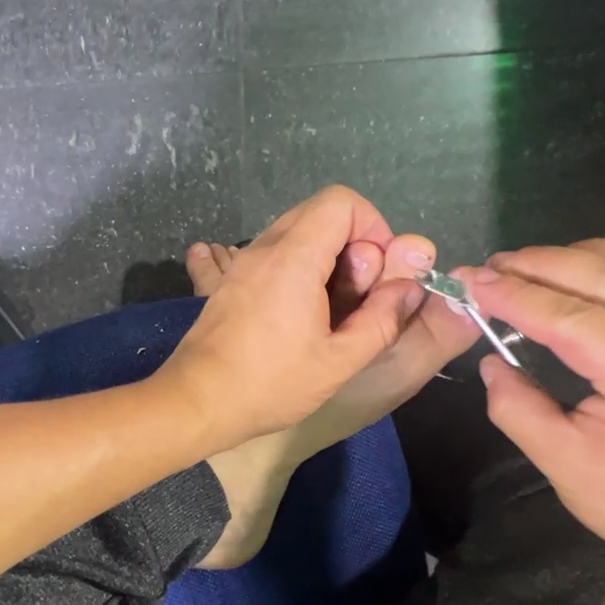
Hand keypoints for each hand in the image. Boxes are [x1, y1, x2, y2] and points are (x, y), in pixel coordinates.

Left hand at [187, 231, 478, 566]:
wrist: (195, 402)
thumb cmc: (269, 384)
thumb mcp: (339, 361)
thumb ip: (382, 319)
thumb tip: (409, 287)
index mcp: (294, 257)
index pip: (342, 202)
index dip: (371, 228)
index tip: (376, 275)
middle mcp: (263, 249)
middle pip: (318, 215)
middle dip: (349, 246)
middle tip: (354, 297)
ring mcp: (239, 266)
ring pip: (293, 236)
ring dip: (320, 262)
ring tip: (325, 311)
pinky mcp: (226, 286)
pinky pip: (266, 258)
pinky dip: (289, 271)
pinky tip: (292, 307)